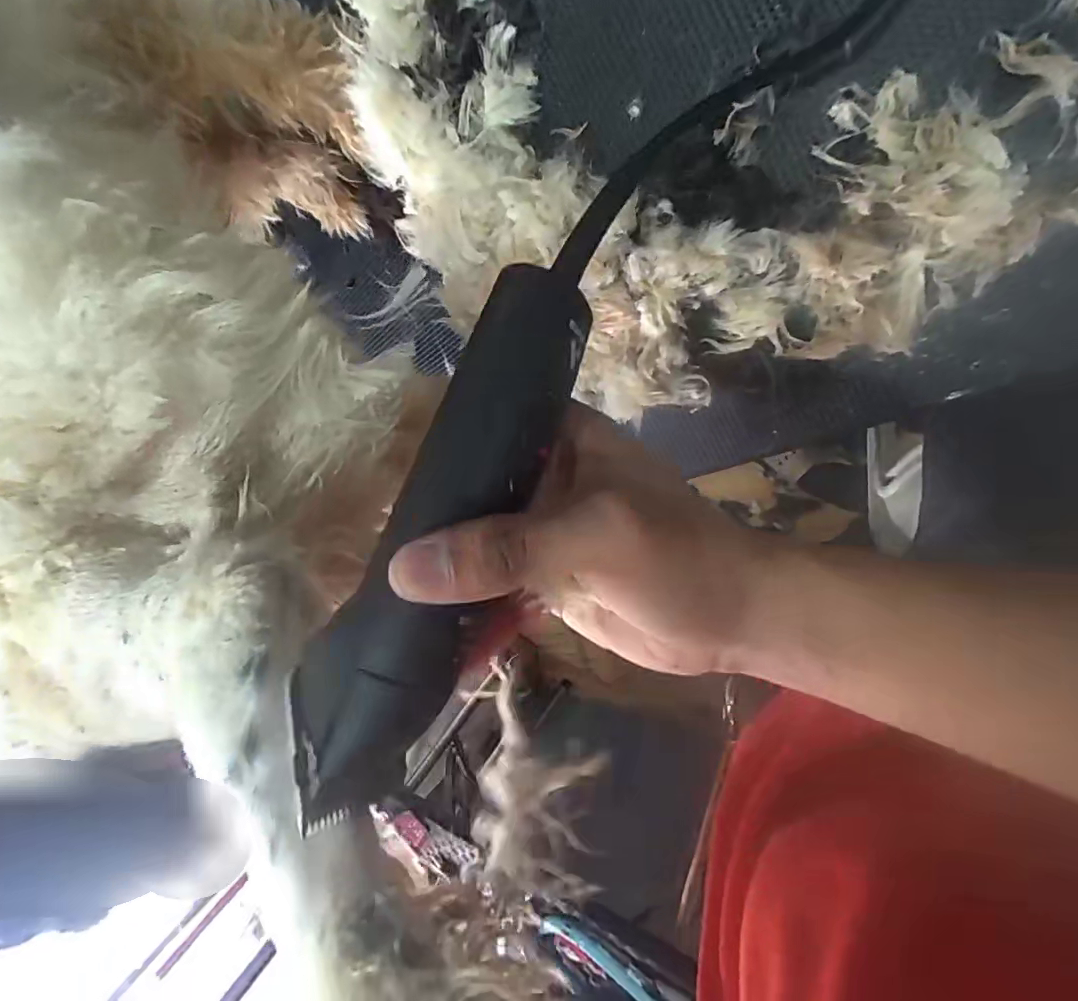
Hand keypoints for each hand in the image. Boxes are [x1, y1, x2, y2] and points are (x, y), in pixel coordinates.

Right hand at [387, 405, 775, 676]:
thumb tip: (405, 568)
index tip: (354, 474)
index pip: (475, 428)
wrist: (731, 619)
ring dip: (437, 575)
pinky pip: (494, 592)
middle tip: (347, 550)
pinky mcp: (547, 579)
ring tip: (371, 602)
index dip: (419, 446)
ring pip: (475, 546)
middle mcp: (544, 477)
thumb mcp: (594, 539)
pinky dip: (468, 617)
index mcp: (558, 439)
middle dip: (416, 522)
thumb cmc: (677, 556)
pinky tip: (428, 648)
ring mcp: (543, 530)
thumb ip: (505, 548)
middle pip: (465, 492)